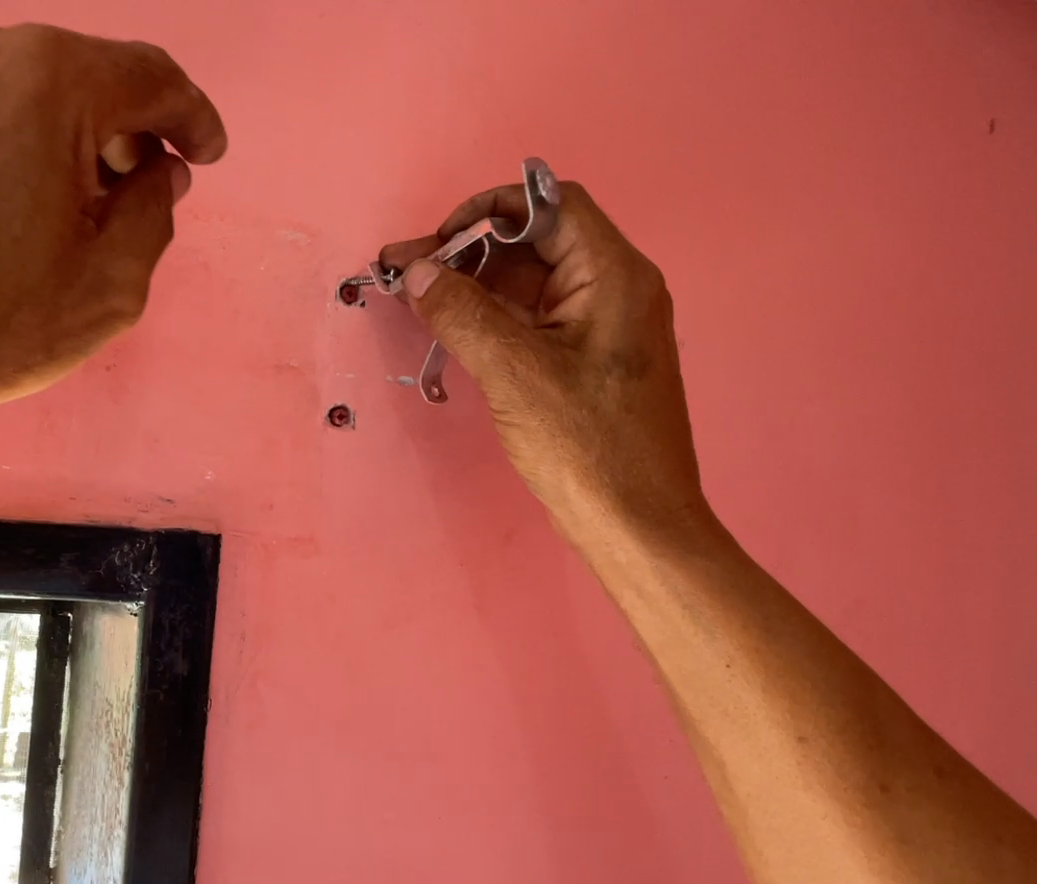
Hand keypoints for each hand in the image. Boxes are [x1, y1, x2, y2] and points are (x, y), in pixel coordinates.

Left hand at [0, 16, 225, 415]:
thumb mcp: (111, 285)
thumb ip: (155, 210)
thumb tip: (157, 169)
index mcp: (48, 81)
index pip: (151, 76)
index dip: (192, 117)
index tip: (207, 155)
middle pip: (88, 78)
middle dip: (128, 134)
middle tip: (145, 194)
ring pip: (31, 94)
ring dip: (71, 140)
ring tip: (81, 210)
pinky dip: (17, 145)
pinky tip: (19, 206)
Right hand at [381, 181, 710, 549]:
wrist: (633, 523)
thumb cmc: (584, 445)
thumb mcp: (515, 373)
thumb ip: (462, 314)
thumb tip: (415, 272)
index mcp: (613, 276)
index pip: (551, 206)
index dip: (489, 211)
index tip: (436, 241)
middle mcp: (612, 292)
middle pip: (534, 246)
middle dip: (467, 253)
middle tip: (403, 273)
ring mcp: (598, 331)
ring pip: (528, 287)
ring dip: (472, 288)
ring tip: (413, 299)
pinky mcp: (583, 365)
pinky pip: (530, 324)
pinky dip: (488, 320)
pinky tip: (449, 329)